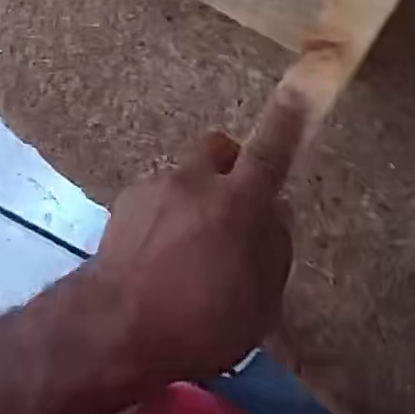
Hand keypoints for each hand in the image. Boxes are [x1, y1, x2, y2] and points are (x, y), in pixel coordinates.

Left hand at [79, 86, 308, 385]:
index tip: (297, 90)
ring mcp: (157, 184)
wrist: (117, 322)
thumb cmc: (200, 323)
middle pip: (219, 149)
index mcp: (236, 205)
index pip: (269, 154)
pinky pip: (158, 195)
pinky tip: (158, 254)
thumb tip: (275, 210)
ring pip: (187, 178)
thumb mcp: (259, 303)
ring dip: (194, 200)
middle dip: (230, 166)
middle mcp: (195, 181)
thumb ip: (273, 248)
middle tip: (231, 208)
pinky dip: (165, 214)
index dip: (286, 121)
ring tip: (187, 253)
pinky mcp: (128, 195)